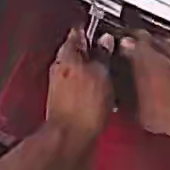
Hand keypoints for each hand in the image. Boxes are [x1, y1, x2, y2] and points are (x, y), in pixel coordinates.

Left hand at [45, 28, 111, 150]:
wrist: (71, 139)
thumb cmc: (83, 107)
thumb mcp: (102, 75)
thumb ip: (103, 55)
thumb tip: (106, 41)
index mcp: (67, 55)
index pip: (77, 32)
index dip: (90, 30)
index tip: (101, 30)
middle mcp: (60, 67)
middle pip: (77, 51)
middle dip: (92, 52)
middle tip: (109, 54)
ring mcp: (61, 85)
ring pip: (79, 70)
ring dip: (92, 72)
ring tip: (110, 77)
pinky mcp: (64, 102)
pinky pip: (80, 88)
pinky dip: (90, 89)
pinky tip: (103, 97)